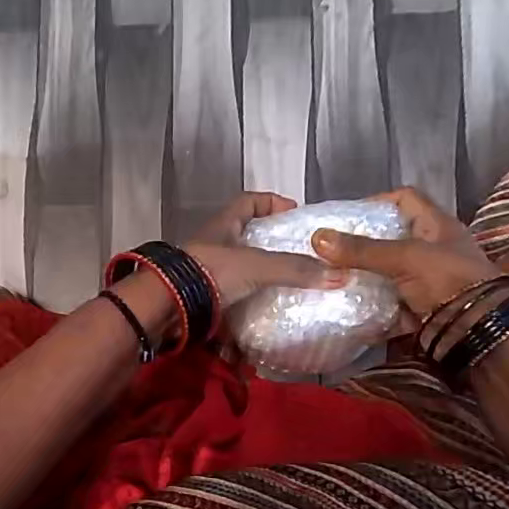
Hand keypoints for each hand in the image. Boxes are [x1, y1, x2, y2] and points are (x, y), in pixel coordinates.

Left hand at [182, 192, 347, 304]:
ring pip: (235, 265)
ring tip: (281, 281)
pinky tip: (260, 307)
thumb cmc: (211, 272)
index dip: (271, 202)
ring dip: (256, 272)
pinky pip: (228, 292)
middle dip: (266, 242)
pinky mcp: (200, 295)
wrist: (169, 305)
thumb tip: (339, 275)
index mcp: (222, 224)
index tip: (293, 212)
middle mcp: (211, 244)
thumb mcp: (258, 266)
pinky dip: (244, 298)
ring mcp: (203, 270)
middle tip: (293, 251)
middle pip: (242, 235)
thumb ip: (295, 270)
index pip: (248, 201)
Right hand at [310, 186, 500, 328]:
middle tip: (328, 250)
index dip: (375, 202)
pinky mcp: (415, 307)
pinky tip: (344, 305)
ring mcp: (423, 280)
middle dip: (359, 245)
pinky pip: (385, 303)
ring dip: (360, 277)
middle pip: (389, 238)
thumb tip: (317, 237)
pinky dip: (367, 305)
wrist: (475, 328)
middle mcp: (430, 250)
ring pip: (384, 273)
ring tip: (328, 277)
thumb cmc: (448, 280)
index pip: (404, 199)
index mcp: (436, 225)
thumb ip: (362, 250)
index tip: (345, 216)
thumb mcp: (405, 258)